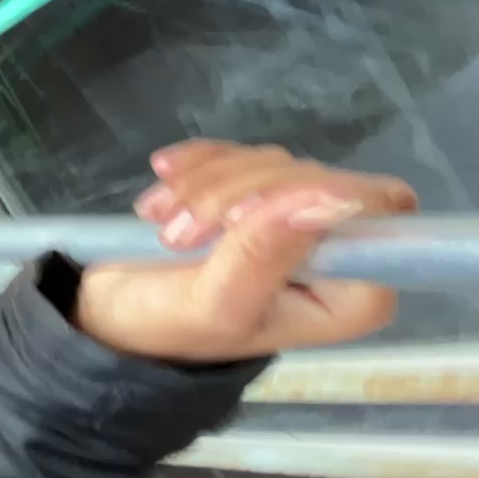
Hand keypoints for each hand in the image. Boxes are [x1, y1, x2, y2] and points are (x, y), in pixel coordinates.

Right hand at [75, 140, 417, 361]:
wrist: (108, 314)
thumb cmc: (163, 324)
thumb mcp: (212, 305)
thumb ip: (264, 256)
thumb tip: (329, 200)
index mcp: (352, 291)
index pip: (369, 207)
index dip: (298, 197)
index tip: (224, 221)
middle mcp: (339, 250)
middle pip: (315, 178)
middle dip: (231, 194)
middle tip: (172, 234)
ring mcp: (294, 218)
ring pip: (270, 163)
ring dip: (201, 183)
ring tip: (154, 217)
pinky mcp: (250, 195)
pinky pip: (238, 153)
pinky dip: (194, 162)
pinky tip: (163, 175)